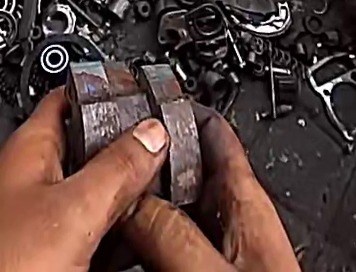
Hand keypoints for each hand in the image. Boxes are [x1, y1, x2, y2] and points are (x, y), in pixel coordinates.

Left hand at [0, 89, 167, 271]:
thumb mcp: (70, 212)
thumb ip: (115, 168)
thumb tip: (152, 132)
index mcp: (31, 147)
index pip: (76, 95)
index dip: (111, 90)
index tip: (147, 94)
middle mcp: (31, 179)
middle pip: (89, 148)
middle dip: (127, 151)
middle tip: (165, 155)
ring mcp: (34, 222)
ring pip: (89, 195)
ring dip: (122, 197)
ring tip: (158, 198)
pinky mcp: (38, 260)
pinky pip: (83, 235)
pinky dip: (110, 234)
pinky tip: (131, 245)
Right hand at [122, 107, 300, 271]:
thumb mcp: (214, 270)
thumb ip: (170, 229)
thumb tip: (127, 197)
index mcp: (247, 201)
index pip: (210, 128)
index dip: (174, 108)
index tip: (137, 101)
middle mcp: (234, 224)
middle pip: (183, 169)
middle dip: (146, 161)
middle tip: (108, 159)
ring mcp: (221, 255)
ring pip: (172, 212)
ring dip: (140, 205)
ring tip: (108, 204)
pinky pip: (168, 248)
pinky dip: (144, 242)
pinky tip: (121, 252)